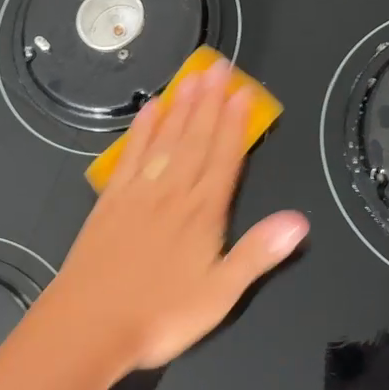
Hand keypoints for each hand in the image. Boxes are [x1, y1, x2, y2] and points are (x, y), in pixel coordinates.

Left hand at [40, 60, 308, 374]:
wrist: (89, 323)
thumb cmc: (160, 316)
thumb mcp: (220, 294)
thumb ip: (258, 254)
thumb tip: (299, 221)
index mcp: (202, 212)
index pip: (224, 157)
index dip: (236, 123)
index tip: (244, 91)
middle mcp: (172, 191)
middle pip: (195, 137)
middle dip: (209, 101)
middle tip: (218, 66)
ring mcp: (139, 191)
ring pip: (165, 138)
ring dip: (180, 105)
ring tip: (191, 76)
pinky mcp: (111, 199)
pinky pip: (131, 154)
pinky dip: (141, 129)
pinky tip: (148, 110)